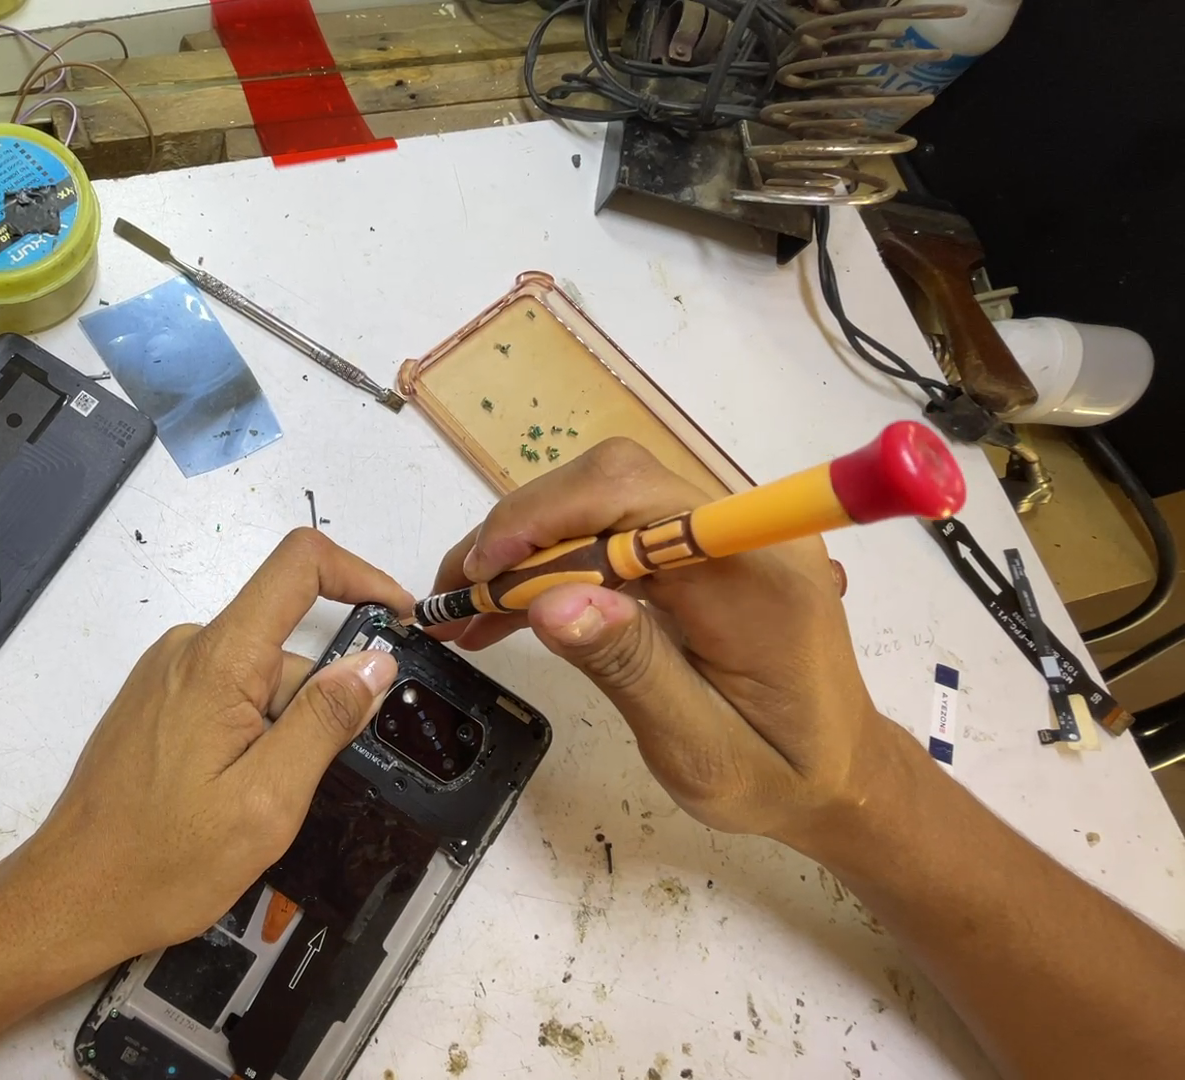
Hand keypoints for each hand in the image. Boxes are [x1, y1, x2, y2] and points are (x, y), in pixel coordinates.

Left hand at [26, 528, 413, 960]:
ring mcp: (168, 671)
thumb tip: (376, 661)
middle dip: (315, 706)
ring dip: (279, 731)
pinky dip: (250, 732)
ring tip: (247, 802)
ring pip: (260, 676)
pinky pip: (228, 692)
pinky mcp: (157, 698)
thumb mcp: (268, 800)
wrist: (72, 893)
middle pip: (285, 644)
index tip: (400, 621)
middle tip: (293, 786)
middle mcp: (190, 646)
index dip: (360, 575)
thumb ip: (324, 720)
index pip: (298, 565)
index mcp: (219, 656)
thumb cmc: (166, 858)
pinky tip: (224, 791)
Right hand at [429, 439, 889, 845]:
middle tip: (453, 597)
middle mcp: (736, 531)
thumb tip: (551, 602)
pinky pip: (600, 531)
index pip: (631, 496)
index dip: (542, 517)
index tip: (478, 573)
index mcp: (752, 576)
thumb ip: (632, 670)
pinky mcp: (689, 547)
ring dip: (518, 550)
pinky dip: (542, 565)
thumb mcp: (701, 750)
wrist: (837, 773)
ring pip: (590, 503)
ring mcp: (713, 532)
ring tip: (463, 608)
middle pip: (602, 486)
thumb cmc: (778, 776)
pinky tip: (502, 609)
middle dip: (514, 534)